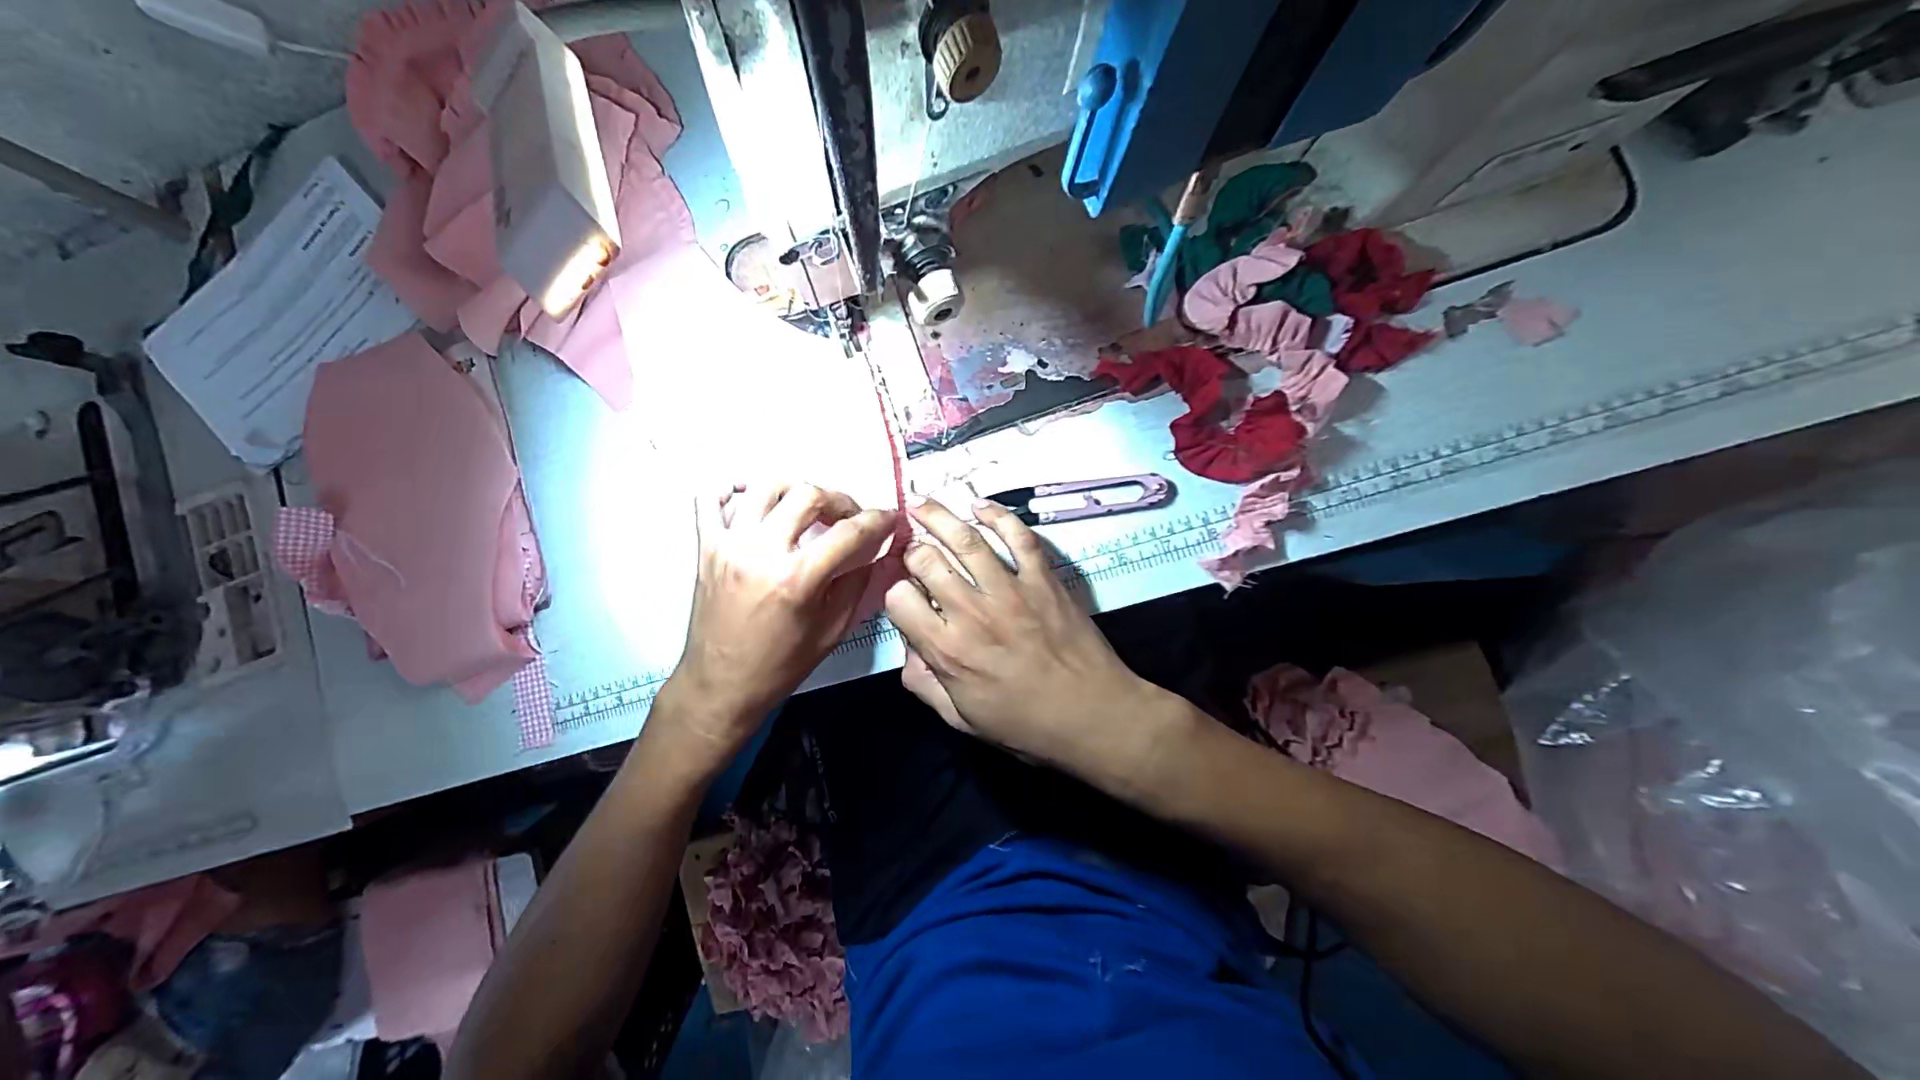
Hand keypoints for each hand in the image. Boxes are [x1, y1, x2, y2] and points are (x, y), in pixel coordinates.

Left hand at [661, 482, 897, 764]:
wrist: (721, 685)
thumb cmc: (779, 666)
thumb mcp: (832, 631)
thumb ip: (856, 584)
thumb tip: (874, 550)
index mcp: (797, 579)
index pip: (848, 532)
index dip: (878, 520)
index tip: (889, 517)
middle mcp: (761, 552)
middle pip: (808, 494)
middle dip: (840, 499)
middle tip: (849, 516)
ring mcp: (729, 544)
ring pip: (765, 486)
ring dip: (795, 489)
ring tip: (807, 507)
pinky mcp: (706, 547)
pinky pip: (709, 500)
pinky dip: (730, 489)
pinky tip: (752, 498)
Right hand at [882, 498, 1170, 776]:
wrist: (1093, 715)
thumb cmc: (1025, 725)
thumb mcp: (962, 719)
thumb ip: (925, 684)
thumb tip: (910, 651)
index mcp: (947, 649)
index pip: (899, 599)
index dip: (895, 592)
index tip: (904, 593)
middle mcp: (972, 611)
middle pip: (927, 560)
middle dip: (912, 547)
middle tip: (911, 544)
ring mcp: (1010, 589)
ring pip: (966, 540)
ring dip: (939, 516)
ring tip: (924, 504)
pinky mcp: (1043, 578)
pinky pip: (1017, 537)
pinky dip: (998, 516)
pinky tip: (980, 506)